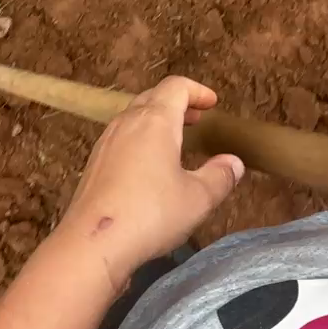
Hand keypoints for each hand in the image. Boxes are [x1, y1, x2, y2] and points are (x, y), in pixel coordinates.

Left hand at [55, 76, 244, 295]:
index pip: (176, 87)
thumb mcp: (197, 199)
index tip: (212, 103)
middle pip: (154, 96)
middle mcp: (128, 121)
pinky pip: (123, 134)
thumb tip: (234, 162)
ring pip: (136, 114)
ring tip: (176, 139)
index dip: (196, 90)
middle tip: (197, 118)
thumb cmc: (151, 213)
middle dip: (178, 102)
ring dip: (158, 118)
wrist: (93, 241)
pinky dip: (142, 135)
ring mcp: (108, 139)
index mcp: (155, 121)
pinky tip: (149, 163)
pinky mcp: (96, 159)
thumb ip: (219, 177)